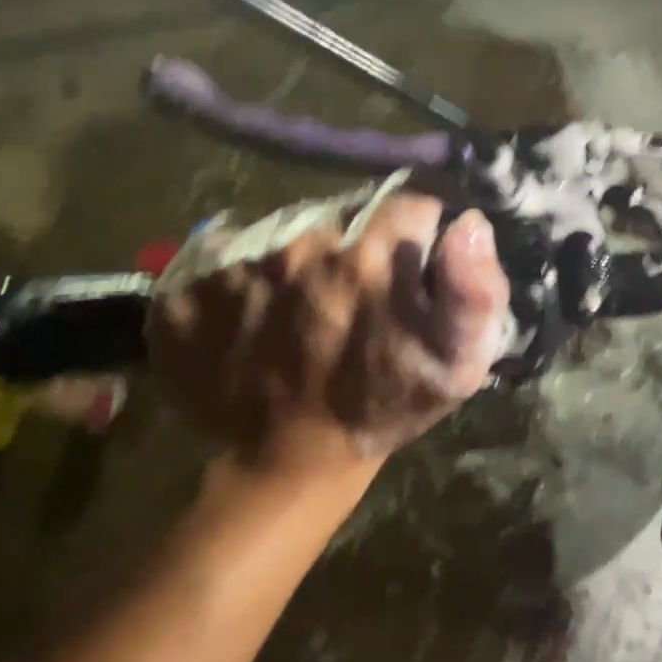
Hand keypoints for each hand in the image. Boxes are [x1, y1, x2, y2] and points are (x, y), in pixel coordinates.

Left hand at [146, 195, 509, 485]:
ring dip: (307, 255)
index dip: (422, 229)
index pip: (408, 202)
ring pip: (286, 230)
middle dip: (361, 240)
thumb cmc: (389, 404)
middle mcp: (298, 246)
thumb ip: (478, 289)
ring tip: (312, 304)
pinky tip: (264, 314)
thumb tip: (469, 225)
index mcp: (370, 257)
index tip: (419, 263)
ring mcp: (233, 266)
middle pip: (343, 213)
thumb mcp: (462, 359)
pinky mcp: (182, 289)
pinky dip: (250, 275)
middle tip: (364, 291)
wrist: (289, 458)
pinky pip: (228, 255)